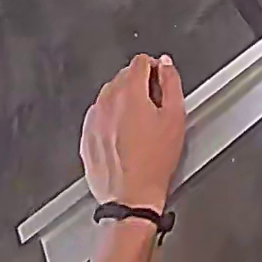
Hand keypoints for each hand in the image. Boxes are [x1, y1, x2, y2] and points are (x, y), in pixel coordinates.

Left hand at [81, 55, 185, 213]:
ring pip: (110, 94)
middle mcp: (107, 102)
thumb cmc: (154, 162)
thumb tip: (166, 64)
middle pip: (123, 76)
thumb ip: (172, 81)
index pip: (140, 61)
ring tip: (140, 123)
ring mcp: (94, 120)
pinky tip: (125, 136)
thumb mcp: (175, 116)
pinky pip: (99, 115)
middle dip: (140, 83)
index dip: (154, 68)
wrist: (131, 199)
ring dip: (124, 100)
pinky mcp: (86, 137)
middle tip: (154, 105)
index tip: (160, 80)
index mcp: (129, 93)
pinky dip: (111, 118)